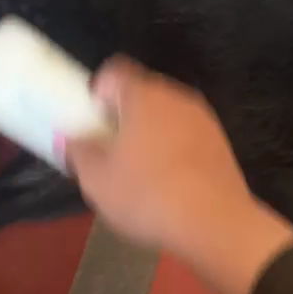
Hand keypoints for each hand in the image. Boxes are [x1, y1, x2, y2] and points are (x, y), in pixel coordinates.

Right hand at [64, 59, 292, 293]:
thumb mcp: (97, 180)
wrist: (215, 222)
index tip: (91, 122)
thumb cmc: (147, 194)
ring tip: (140, 171)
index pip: (113, 72)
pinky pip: (187, 134)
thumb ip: (79, 152)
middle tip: (110, 150)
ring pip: (166, 114)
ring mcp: (203, 117)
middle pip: (141, 92)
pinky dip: (174, 148)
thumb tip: (71, 138)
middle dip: (123, 115)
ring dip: (151, 132)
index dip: (98, 92)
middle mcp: (175, 96)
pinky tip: (169, 181)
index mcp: (143, 95)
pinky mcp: (220, 141)